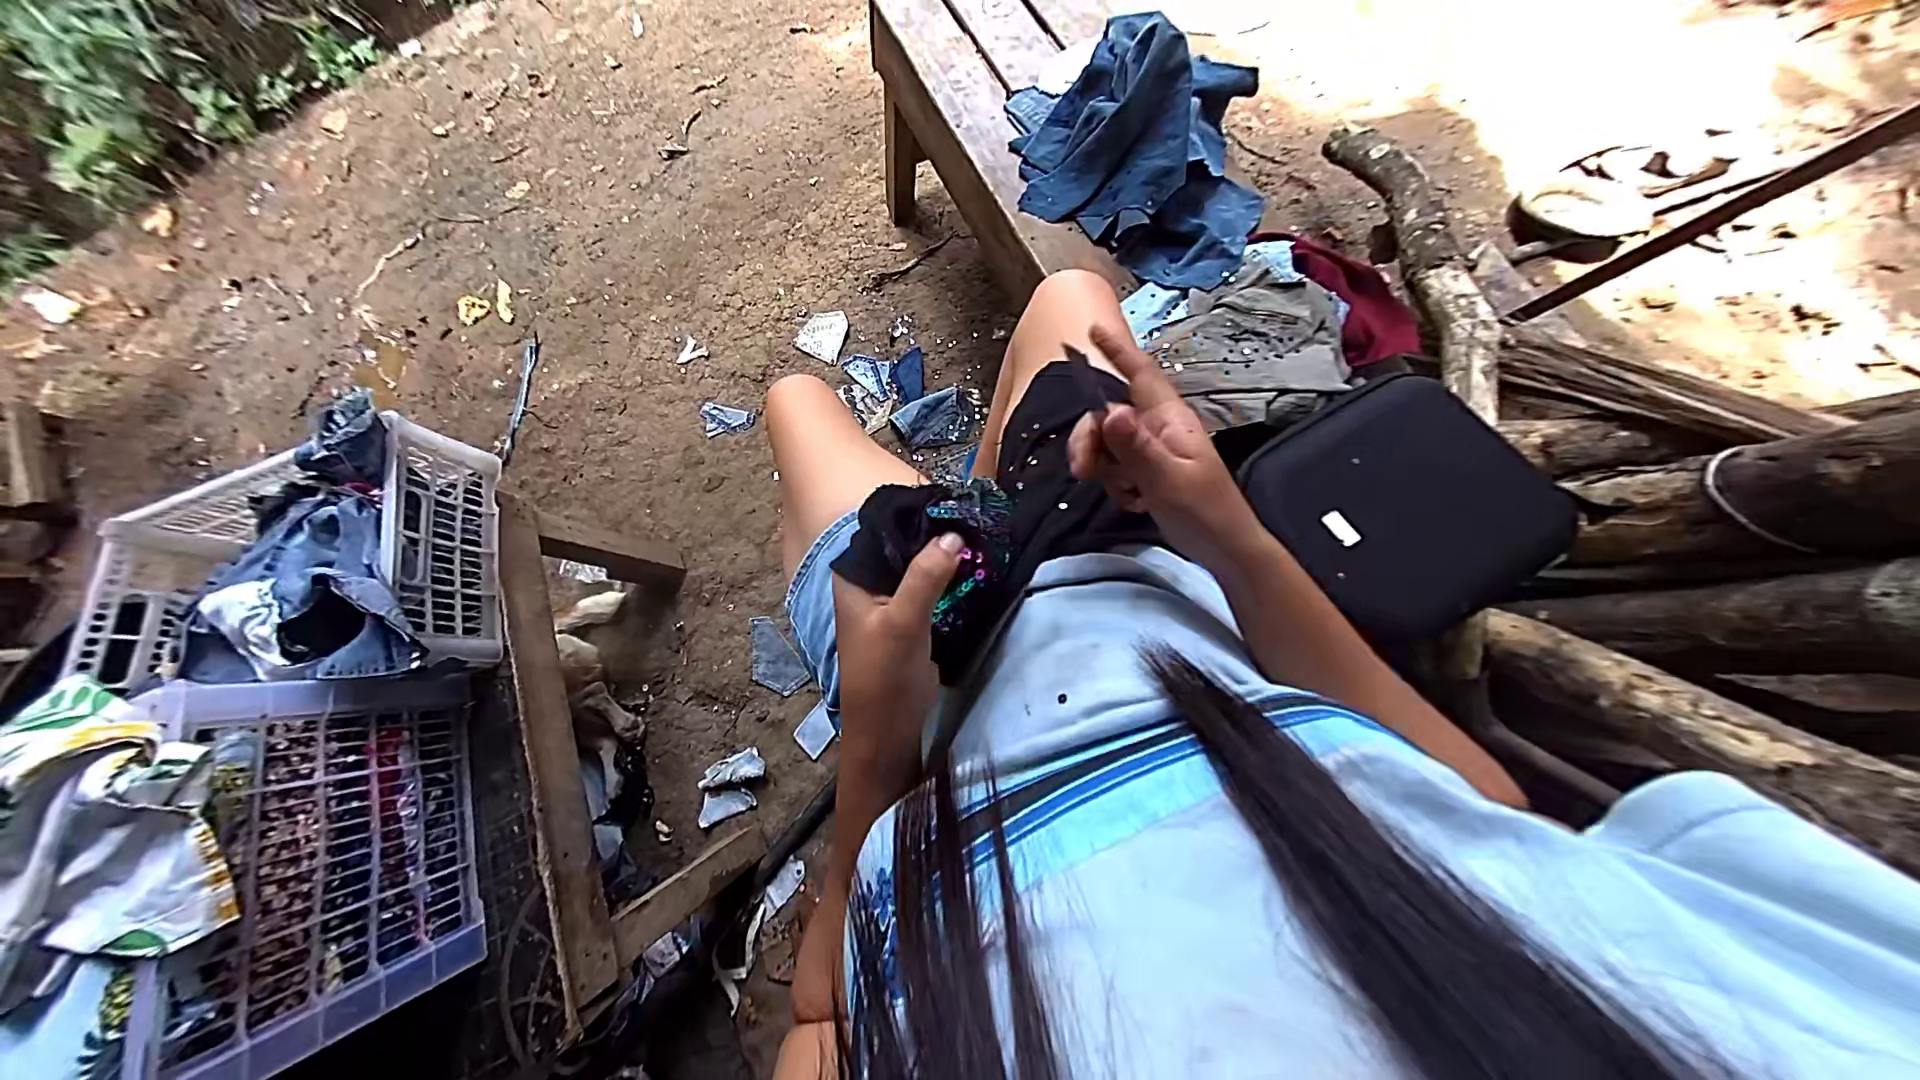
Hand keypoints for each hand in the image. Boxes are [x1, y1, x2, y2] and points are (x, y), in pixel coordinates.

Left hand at [831, 532, 964, 776]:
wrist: (889, 728)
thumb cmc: (884, 676)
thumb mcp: (903, 623)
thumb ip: (925, 577)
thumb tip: (953, 534)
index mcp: (853, 574)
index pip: (884, 528)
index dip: (918, 514)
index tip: (958, 504)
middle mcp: (868, 579)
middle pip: (905, 544)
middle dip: (937, 534)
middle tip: (978, 519)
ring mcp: (890, 597)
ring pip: (920, 564)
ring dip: (946, 555)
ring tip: (981, 536)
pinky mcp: (910, 613)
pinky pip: (930, 584)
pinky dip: (949, 576)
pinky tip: (973, 566)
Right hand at [1067, 323, 1262, 565]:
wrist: (1221, 547)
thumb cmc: (1205, 511)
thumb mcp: (1168, 479)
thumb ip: (1137, 447)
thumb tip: (1108, 411)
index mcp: (1169, 418)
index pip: (1140, 373)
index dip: (1117, 351)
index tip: (1093, 332)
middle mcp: (1156, 427)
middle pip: (1106, 415)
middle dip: (1089, 440)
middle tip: (1082, 471)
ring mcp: (1150, 449)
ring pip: (1105, 443)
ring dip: (1105, 469)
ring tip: (1128, 493)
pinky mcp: (1144, 470)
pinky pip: (1112, 467)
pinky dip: (1115, 484)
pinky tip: (1134, 500)